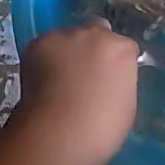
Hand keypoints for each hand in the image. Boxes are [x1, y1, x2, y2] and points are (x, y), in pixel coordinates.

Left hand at [16, 20, 140, 164]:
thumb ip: (119, 82)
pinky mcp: (39, 42)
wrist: (60, 131)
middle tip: (84, 75)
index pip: (124, 47)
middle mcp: (95, 34)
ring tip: (58, 81)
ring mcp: (65, 36)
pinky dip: (43, 59)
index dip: (117, 63)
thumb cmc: (101, 128)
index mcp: (121, 49)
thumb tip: (107, 81)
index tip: (110, 79)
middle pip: (97, 34)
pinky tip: (41, 82)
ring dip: (67, 53)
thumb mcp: (125, 104)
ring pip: (68, 39)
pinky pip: (45, 47)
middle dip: (93, 49)